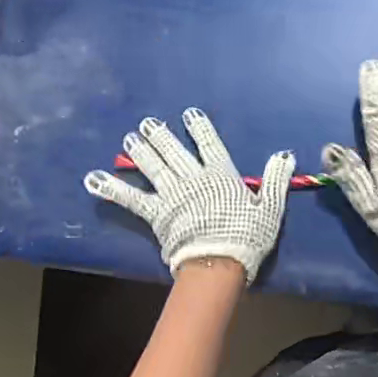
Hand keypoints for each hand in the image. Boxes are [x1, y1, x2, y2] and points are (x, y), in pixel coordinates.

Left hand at [84, 109, 293, 281]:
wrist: (219, 262)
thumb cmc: (247, 237)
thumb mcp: (270, 208)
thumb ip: (274, 180)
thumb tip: (284, 155)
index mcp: (221, 175)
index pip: (209, 145)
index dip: (200, 128)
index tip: (189, 114)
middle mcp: (193, 178)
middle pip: (173, 151)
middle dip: (159, 135)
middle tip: (147, 124)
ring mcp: (172, 194)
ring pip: (152, 166)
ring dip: (139, 151)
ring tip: (129, 139)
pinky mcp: (155, 212)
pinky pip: (130, 197)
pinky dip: (111, 187)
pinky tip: (94, 178)